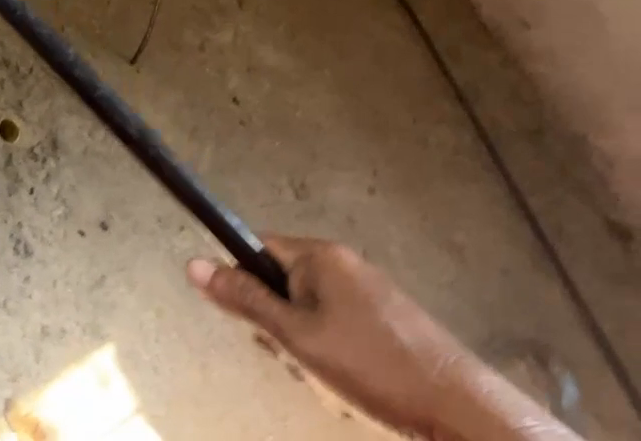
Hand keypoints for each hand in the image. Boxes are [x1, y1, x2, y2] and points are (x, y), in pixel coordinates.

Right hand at [189, 237, 572, 439]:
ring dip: (304, 334)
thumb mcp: (296, 335)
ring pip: (309, 304)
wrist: (468, 412)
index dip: (243, 279)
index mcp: (321, 256)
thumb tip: (192, 263)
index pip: (255, 247)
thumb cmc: (374, 365)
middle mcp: (345, 263)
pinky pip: (338, 320)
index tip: (250, 316)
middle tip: (290, 349)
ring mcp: (372, 291)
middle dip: (276, 315)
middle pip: (282, 278)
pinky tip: (351, 374)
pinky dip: (332, 344)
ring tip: (325, 369)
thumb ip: (244, 299)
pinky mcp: (392, 319)